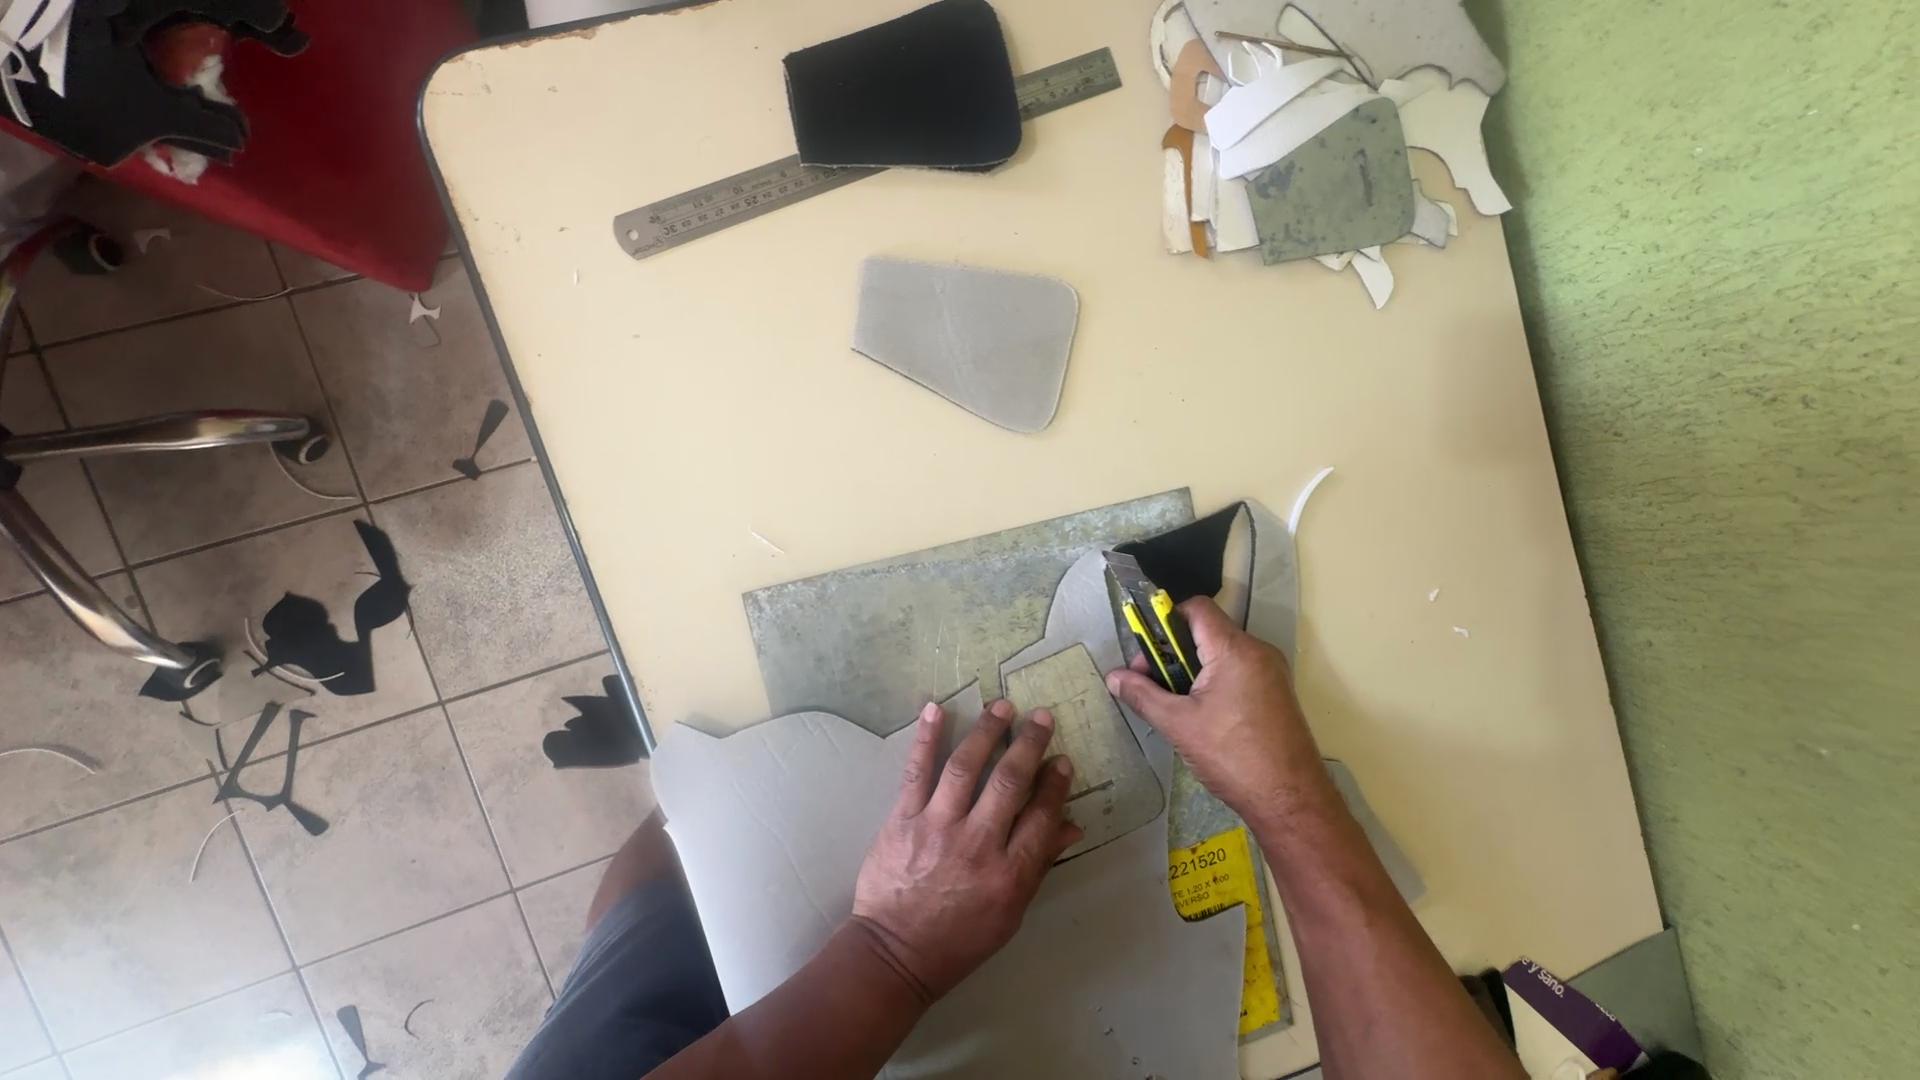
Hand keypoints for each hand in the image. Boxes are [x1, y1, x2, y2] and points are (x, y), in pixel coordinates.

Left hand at [849, 699, 1083, 1002]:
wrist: (895, 953)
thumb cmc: (960, 937)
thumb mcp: (1011, 913)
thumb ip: (1039, 864)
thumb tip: (1071, 825)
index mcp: (1008, 875)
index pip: (1040, 817)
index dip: (1054, 784)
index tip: (1062, 758)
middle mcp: (976, 845)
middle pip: (1008, 783)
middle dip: (1028, 745)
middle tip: (1041, 717)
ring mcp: (936, 828)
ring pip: (965, 768)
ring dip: (986, 732)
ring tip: (1001, 706)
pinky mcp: (902, 819)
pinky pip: (916, 771)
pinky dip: (926, 738)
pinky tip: (936, 708)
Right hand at [1105, 596, 1329, 821]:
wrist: (1291, 801)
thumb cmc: (1233, 757)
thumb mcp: (1178, 724)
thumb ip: (1142, 695)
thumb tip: (1113, 678)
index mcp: (1234, 650)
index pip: (1197, 608)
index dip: (1165, 618)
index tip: (1145, 648)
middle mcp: (1257, 652)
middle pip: (1206, 631)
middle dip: (1172, 651)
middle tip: (1149, 682)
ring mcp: (1271, 672)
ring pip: (1220, 653)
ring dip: (1190, 669)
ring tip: (1171, 703)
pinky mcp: (1276, 693)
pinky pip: (1236, 671)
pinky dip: (1212, 681)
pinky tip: (1198, 713)